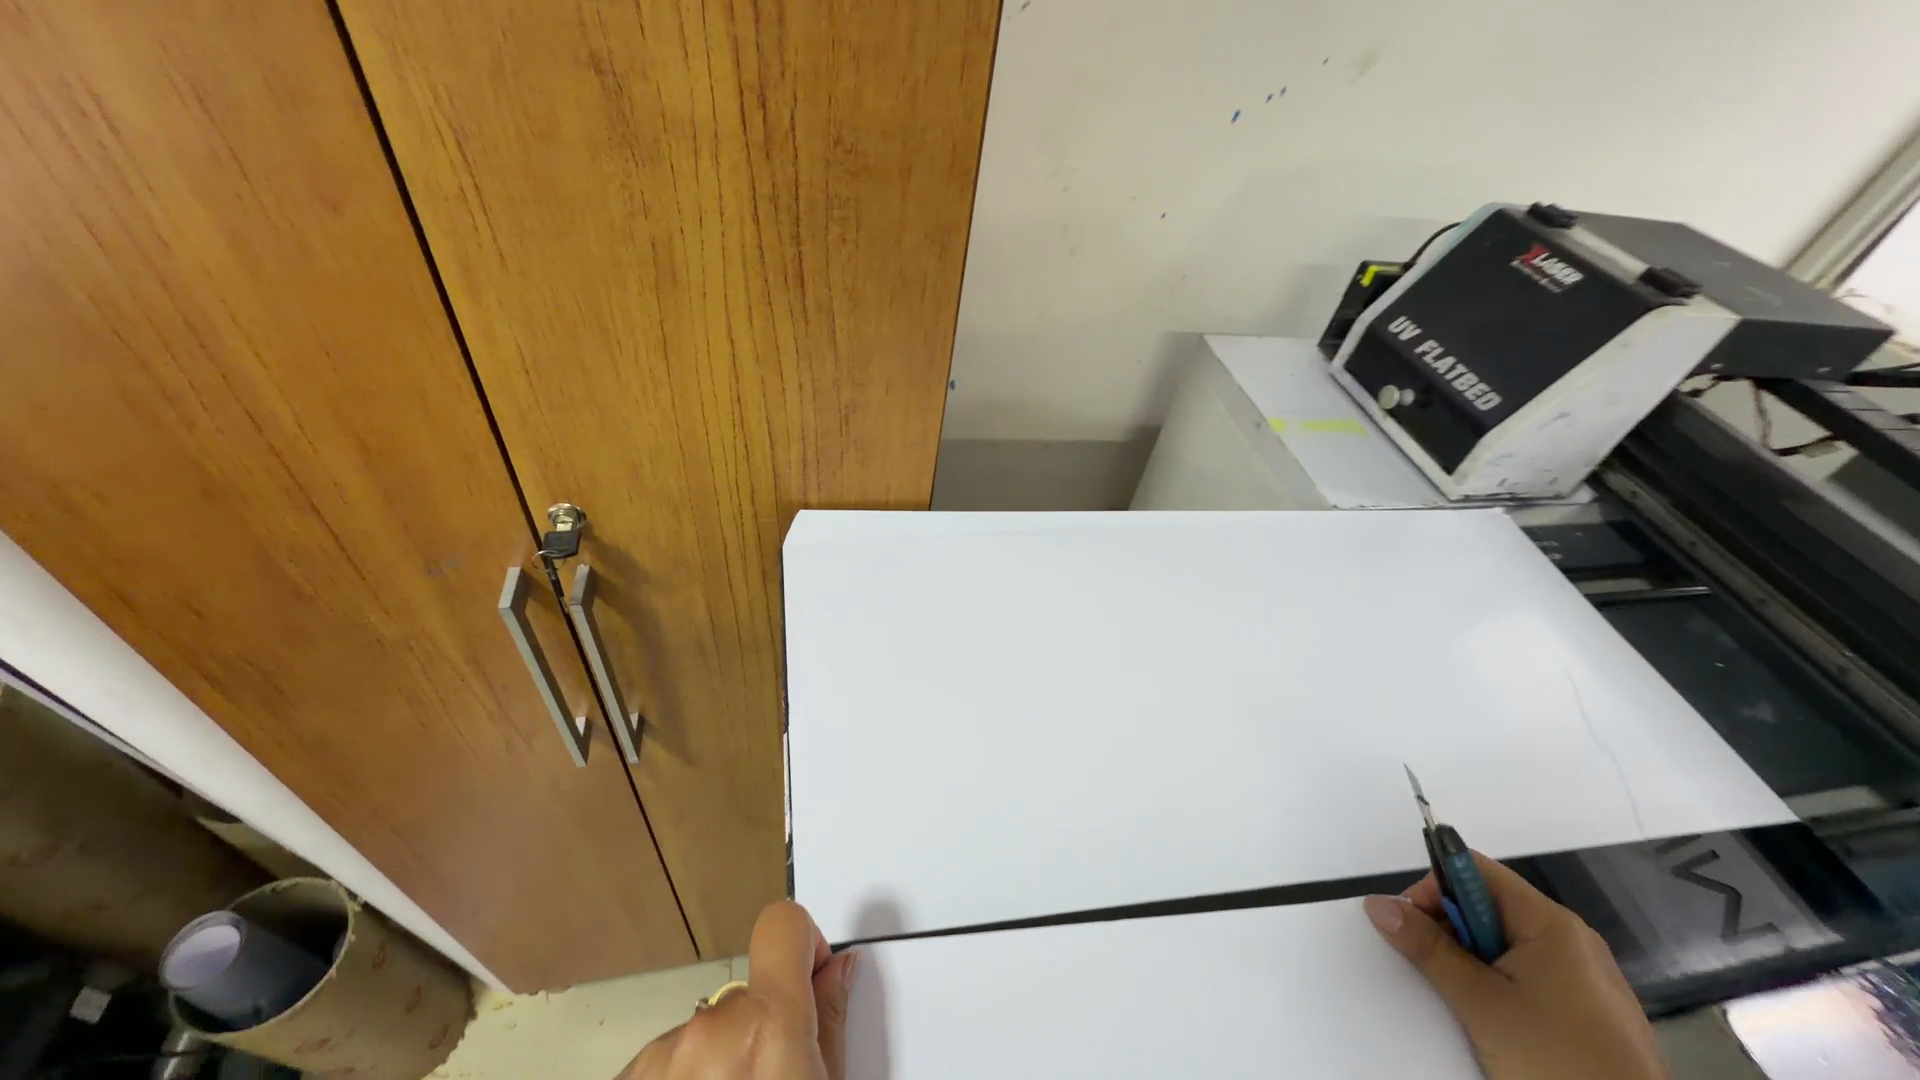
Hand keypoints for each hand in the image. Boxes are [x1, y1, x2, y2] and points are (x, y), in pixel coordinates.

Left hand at [617, 901, 858, 1079]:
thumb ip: (830, 1023)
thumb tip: (836, 971)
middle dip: (765, 1026)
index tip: (812, 977)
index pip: (782, 922)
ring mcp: (658, 1060)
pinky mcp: (627, 1078)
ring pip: (707, 1032)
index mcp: (766, 1025)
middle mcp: (706, 1032)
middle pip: (748, 992)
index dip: (804, 943)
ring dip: (722, 1061)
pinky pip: (668, 1061)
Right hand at [1364, 853, 1668, 1079]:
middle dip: (1450, 933)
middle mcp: (1569, 938)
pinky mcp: (1586, 1008)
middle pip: (1487, 908)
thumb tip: (1379, 905)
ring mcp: (1582, 975)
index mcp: (1550, 922)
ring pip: (1503, 946)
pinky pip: (1526, 976)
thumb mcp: (1480, 1003)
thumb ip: (1427, 949)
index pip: (1474, 870)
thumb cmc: (1558, 1058)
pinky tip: (1494, 1023)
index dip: (1434, 890)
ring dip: (1472, 965)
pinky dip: (1499, 988)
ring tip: (1467, 1005)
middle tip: (1436, 974)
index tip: (1412, 929)